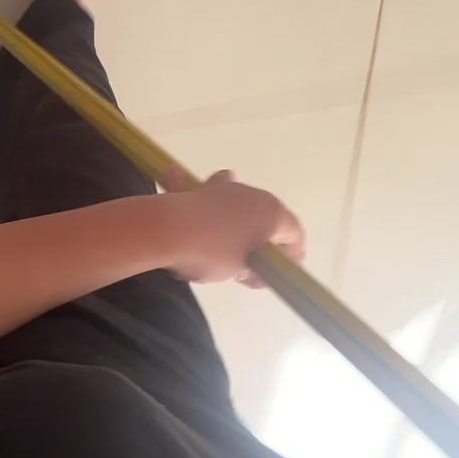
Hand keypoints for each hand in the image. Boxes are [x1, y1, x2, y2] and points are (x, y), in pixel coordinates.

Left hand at [154, 168, 304, 286]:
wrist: (165, 230)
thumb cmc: (209, 252)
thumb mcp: (234, 270)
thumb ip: (250, 273)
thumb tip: (257, 277)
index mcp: (271, 213)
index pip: (292, 232)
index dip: (292, 252)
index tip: (286, 269)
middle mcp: (251, 195)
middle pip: (265, 215)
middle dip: (262, 238)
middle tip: (255, 261)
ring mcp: (222, 189)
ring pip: (237, 196)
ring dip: (237, 210)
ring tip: (232, 230)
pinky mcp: (195, 190)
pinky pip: (199, 190)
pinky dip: (196, 189)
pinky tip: (182, 180)